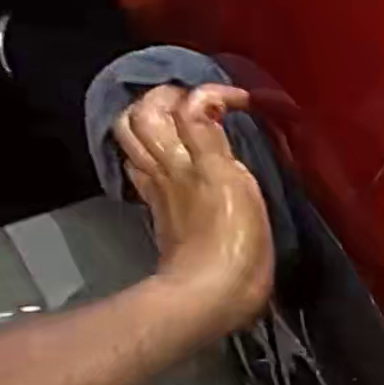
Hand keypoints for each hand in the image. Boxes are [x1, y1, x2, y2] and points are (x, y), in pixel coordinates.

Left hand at [113, 84, 272, 333]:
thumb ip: (211, 136)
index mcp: (186, 158)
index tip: (244, 100)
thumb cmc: (234, 239)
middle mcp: (166, 168)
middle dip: (168, 98)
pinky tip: (176, 158)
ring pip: (140, 140)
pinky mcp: (169, 213)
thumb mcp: (230, 180)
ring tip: (184, 118)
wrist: (214, 290)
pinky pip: (150, 170)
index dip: (210, 94)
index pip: (185, 107)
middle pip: (145, 117)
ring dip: (155, 121)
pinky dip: (159, 153)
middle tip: (203, 99)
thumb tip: (203, 99)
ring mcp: (163, 192)